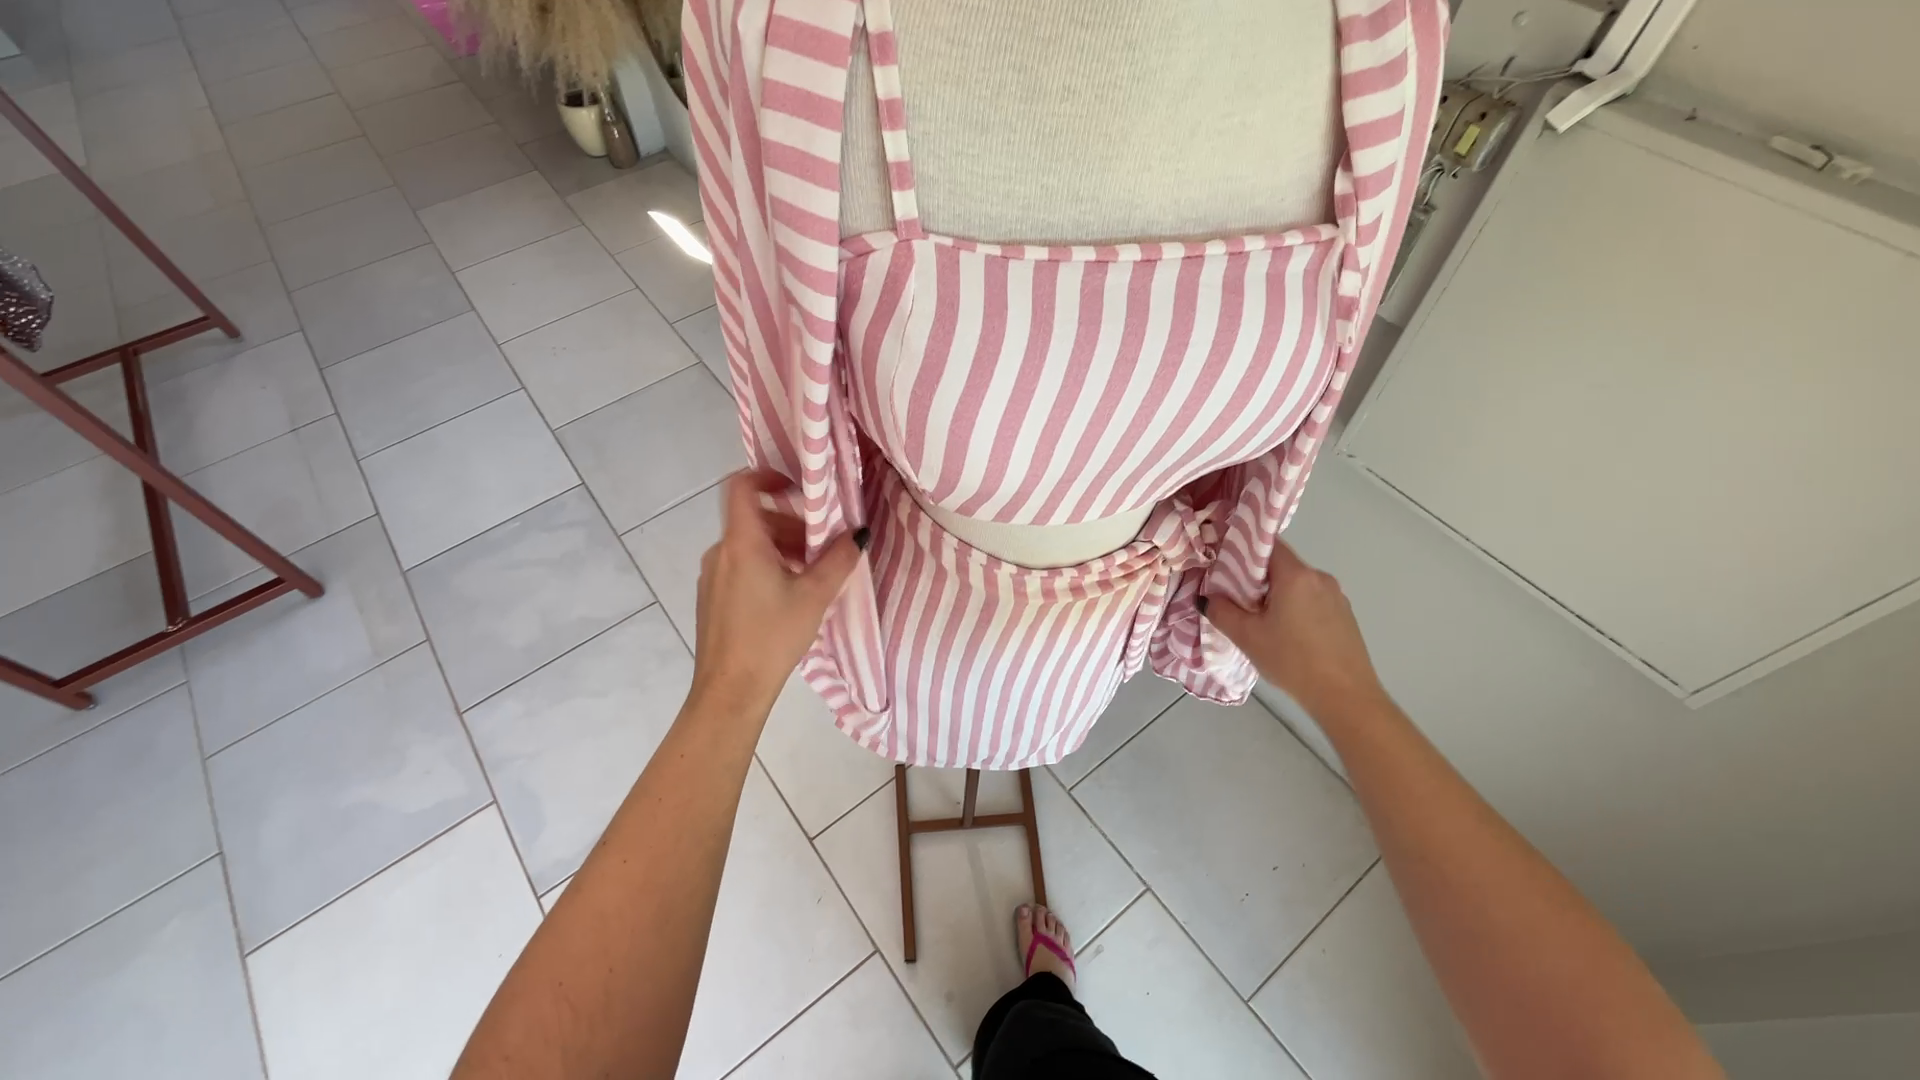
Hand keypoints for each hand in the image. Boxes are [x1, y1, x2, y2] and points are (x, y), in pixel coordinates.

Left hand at [689, 469, 862, 714]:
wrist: (730, 689)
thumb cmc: (772, 637)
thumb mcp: (814, 596)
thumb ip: (839, 560)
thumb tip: (859, 534)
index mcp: (742, 542)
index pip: (742, 486)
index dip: (767, 476)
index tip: (798, 487)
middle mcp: (720, 552)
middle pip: (754, 519)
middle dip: (790, 524)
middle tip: (821, 547)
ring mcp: (711, 576)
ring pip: (749, 546)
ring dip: (782, 549)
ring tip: (811, 577)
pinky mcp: (711, 598)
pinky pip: (740, 567)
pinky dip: (766, 568)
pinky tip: (788, 599)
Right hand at [1204, 542, 1386, 718]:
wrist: (1345, 696)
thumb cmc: (1292, 661)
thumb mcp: (1247, 637)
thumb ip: (1221, 611)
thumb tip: (1207, 598)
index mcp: (1296, 575)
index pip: (1267, 544)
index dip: (1243, 550)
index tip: (1225, 567)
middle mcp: (1319, 577)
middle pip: (1282, 565)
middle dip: (1257, 578)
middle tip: (1236, 600)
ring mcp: (1337, 596)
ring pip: (1297, 584)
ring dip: (1277, 595)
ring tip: (1261, 622)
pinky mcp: (1345, 615)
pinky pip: (1312, 600)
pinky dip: (1295, 607)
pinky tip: (1288, 635)